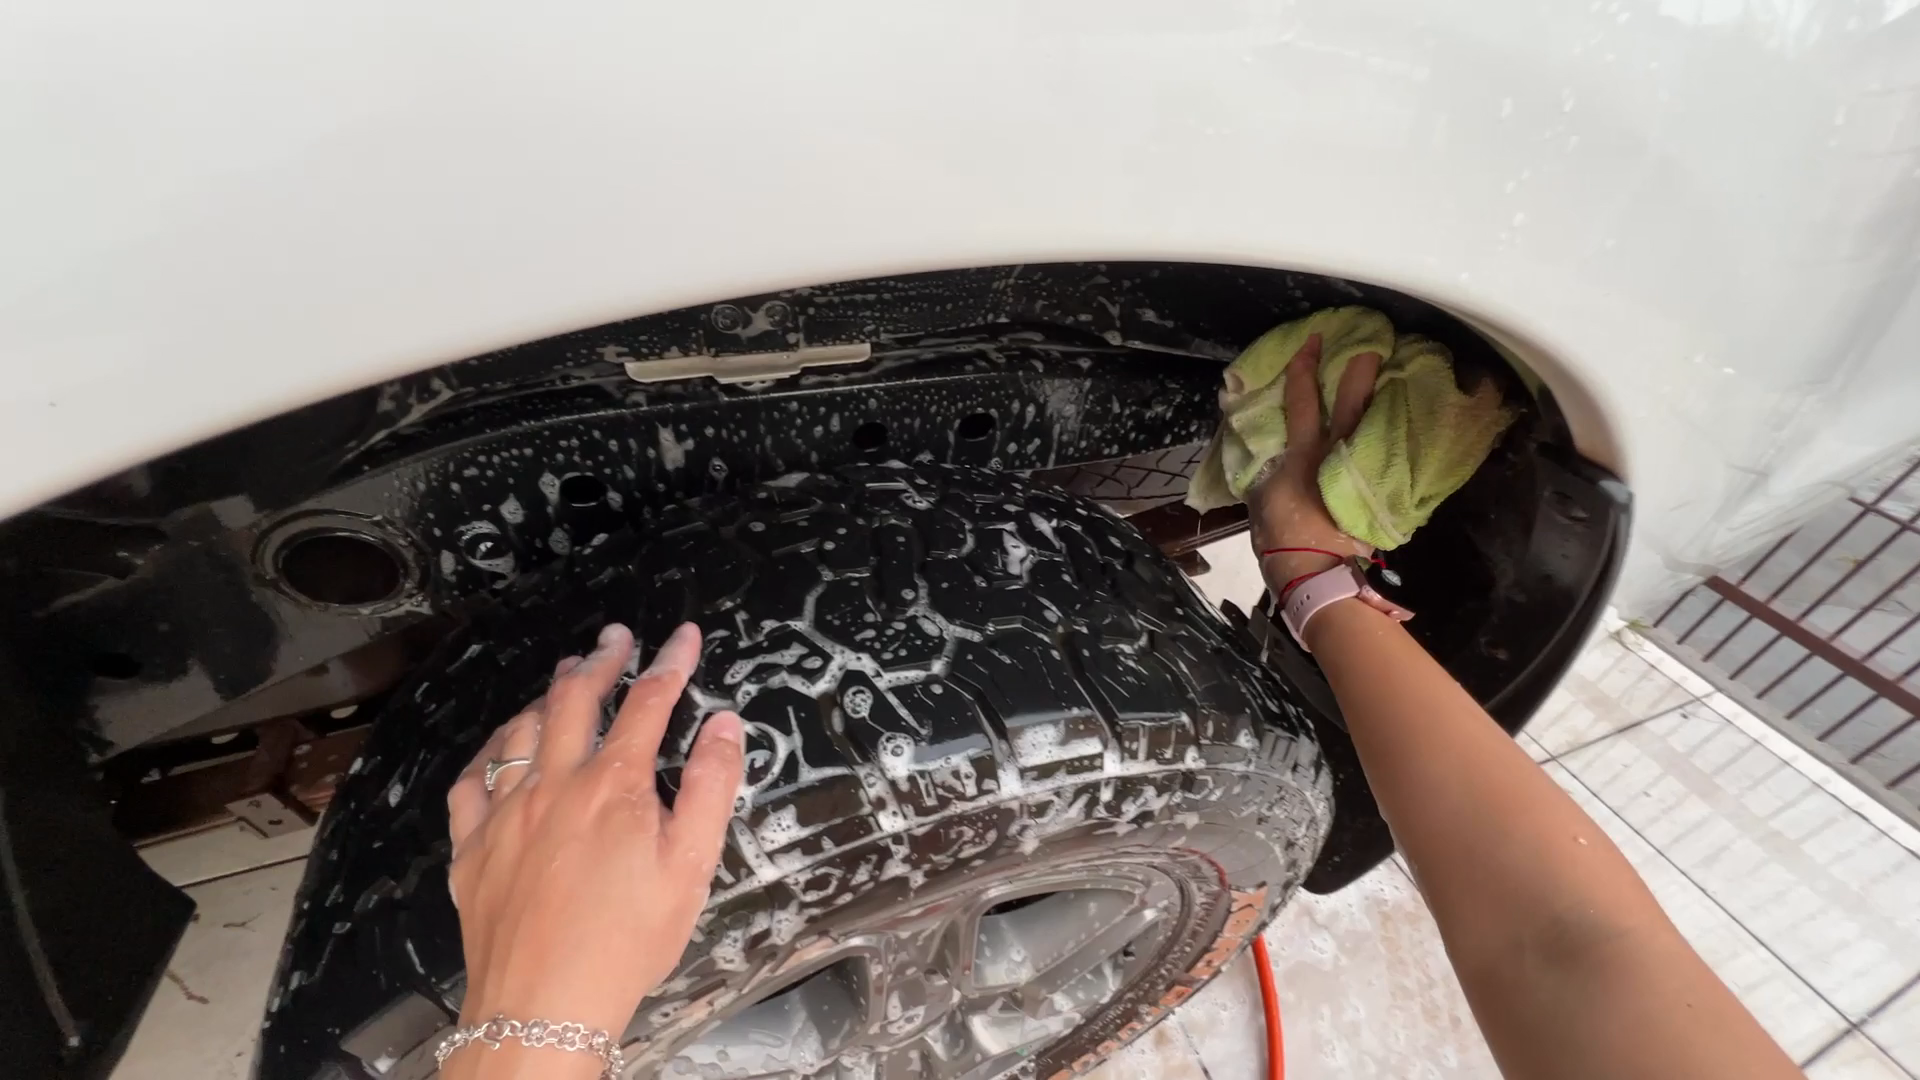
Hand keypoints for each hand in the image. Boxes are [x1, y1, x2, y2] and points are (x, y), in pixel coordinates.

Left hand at [442, 622, 743, 1077]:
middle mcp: (556, 782)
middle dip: (602, 659)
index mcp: (615, 784)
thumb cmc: (631, 935)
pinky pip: (472, 780)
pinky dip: (491, 749)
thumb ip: (712, 785)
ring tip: (567, 671)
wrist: (541, 1011)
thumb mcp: (692, 864)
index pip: (649, 701)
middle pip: (576, 699)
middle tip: (616, 635)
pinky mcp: (472, 847)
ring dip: (548, 692)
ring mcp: (506, 813)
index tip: (685, 634)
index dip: (672, 662)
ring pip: (522, 729)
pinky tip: (503, 743)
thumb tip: (725, 723)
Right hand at [1246, 332, 1381, 584]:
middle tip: (1371, 347)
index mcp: (1302, 455)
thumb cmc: (1279, 537)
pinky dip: (1390, 439)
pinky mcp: (1373, 494)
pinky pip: (1382, 457)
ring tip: (1393, 379)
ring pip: (1373, 428)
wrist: (1313, 572)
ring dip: (1380, 401)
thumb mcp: (1261, 500)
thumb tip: (1274, 459)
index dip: (1303, 371)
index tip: (1311, 344)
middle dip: (1358, 375)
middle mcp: (1334, 457)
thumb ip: (1269, 473)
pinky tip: (1396, 427)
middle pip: (1349, 407)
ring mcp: (1357, 474)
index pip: (1300, 403)